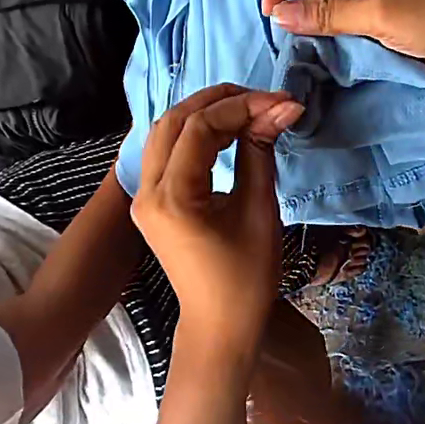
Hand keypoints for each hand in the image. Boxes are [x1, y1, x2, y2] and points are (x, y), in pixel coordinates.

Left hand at [132, 84, 304, 360]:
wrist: (219, 325)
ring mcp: (142, 196)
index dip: (242, 107)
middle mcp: (147, 191)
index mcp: (173, 198)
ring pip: (165, 131)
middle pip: (175, 120)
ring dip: (204, 111)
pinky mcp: (149, 201)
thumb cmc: (247, 278)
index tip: (282, 102)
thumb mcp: (259, 211)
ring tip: (247, 107)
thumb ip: (260, 152)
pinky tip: (222, 128)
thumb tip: (282, 108)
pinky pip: (165, 149)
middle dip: (220, 101)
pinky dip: (193, 131)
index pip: (201, 129)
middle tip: (264, 98)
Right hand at [261, 0, 424, 77]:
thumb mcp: (378, 14)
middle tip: (292, 31)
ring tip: (311, 41)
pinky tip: (331, 44)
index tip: (273, 9)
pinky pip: (346, 13)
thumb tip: (278, 15)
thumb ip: (326, 13)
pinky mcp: (383, 11)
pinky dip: (333, 27)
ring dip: (314, 15)